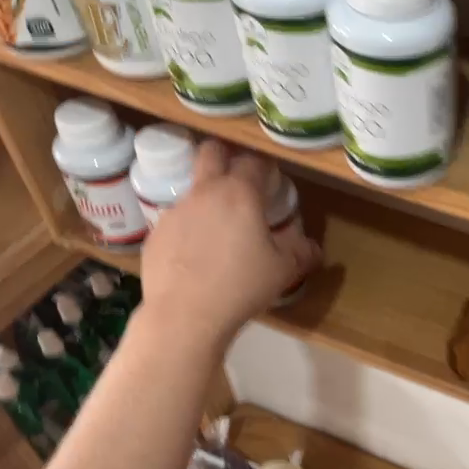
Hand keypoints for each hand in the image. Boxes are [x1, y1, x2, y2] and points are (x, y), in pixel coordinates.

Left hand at [136, 141, 319, 344]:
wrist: (185, 315)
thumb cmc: (241, 287)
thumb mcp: (283, 271)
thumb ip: (301, 252)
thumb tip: (312, 246)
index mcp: (240, 194)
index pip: (254, 162)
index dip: (265, 167)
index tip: (272, 180)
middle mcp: (204, 193)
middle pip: (211, 152)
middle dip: (226, 156)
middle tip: (240, 179)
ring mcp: (175, 211)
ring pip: (193, 188)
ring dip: (208, 197)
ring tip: (220, 229)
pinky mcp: (156, 233)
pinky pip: (177, 220)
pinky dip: (190, 228)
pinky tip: (197, 256)